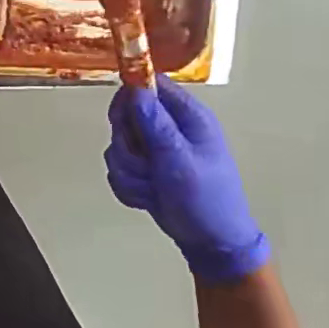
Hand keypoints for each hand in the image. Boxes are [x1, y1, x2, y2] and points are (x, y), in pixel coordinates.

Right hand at [105, 78, 269, 282]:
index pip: (149, 85)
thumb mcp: (180, 160)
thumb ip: (156, 125)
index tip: (122, 121)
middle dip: (127, 146)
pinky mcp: (144, 170)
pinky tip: (147, 197)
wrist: (211, 241)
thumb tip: (136, 88)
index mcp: (187, 116)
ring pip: (117, 147)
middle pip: (125, 117)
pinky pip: (118, 170)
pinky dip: (128, 186)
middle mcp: (169, 128)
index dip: (129, 98)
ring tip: (152, 187)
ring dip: (128, 172)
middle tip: (145, 165)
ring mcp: (155, 150)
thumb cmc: (205, 198)